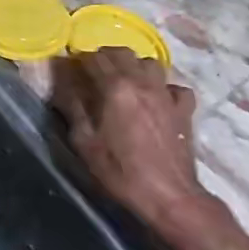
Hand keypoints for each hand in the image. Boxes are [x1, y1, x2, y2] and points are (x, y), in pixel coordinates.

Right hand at [53, 49, 223, 235]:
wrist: (169, 196)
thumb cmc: (120, 171)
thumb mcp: (84, 142)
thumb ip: (73, 107)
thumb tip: (64, 84)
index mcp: (116, 88)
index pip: (94, 58)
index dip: (80, 59)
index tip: (71, 67)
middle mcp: (142, 83)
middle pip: (122, 53)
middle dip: (105, 56)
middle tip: (93, 70)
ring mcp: (167, 94)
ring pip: (150, 63)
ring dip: (134, 65)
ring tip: (124, 80)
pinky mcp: (184, 109)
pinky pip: (174, 86)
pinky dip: (163, 87)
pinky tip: (156, 99)